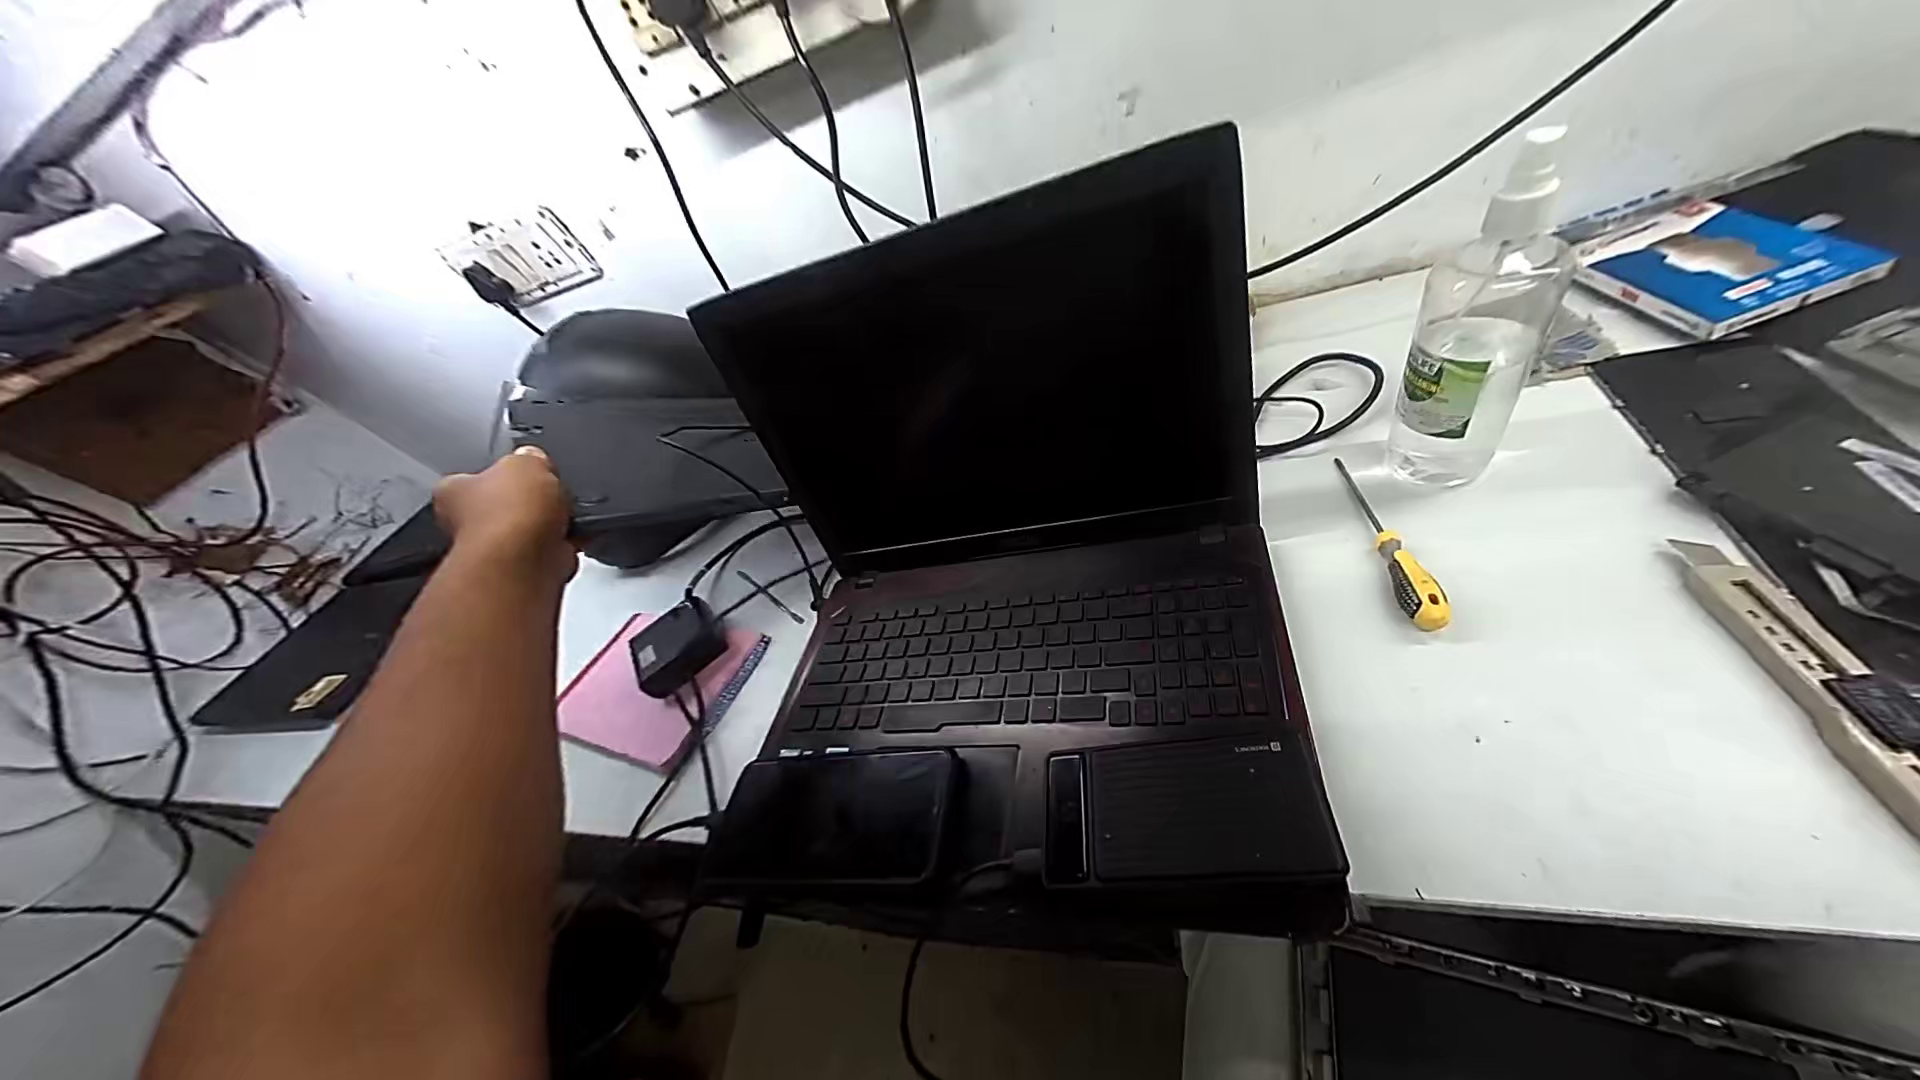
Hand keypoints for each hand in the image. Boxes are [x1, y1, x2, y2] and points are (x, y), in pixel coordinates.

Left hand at [433, 446, 573, 578]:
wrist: (527, 558)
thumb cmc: (508, 515)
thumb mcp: (525, 461)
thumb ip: (529, 456)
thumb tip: (536, 459)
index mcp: (453, 490)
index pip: (476, 475)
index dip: (505, 471)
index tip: (527, 469)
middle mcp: (468, 521)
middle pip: (506, 503)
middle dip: (531, 498)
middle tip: (547, 492)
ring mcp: (497, 547)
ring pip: (531, 526)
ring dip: (550, 521)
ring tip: (561, 514)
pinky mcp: (525, 565)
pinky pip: (552, 546)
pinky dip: (565, 540)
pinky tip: (569, 533)